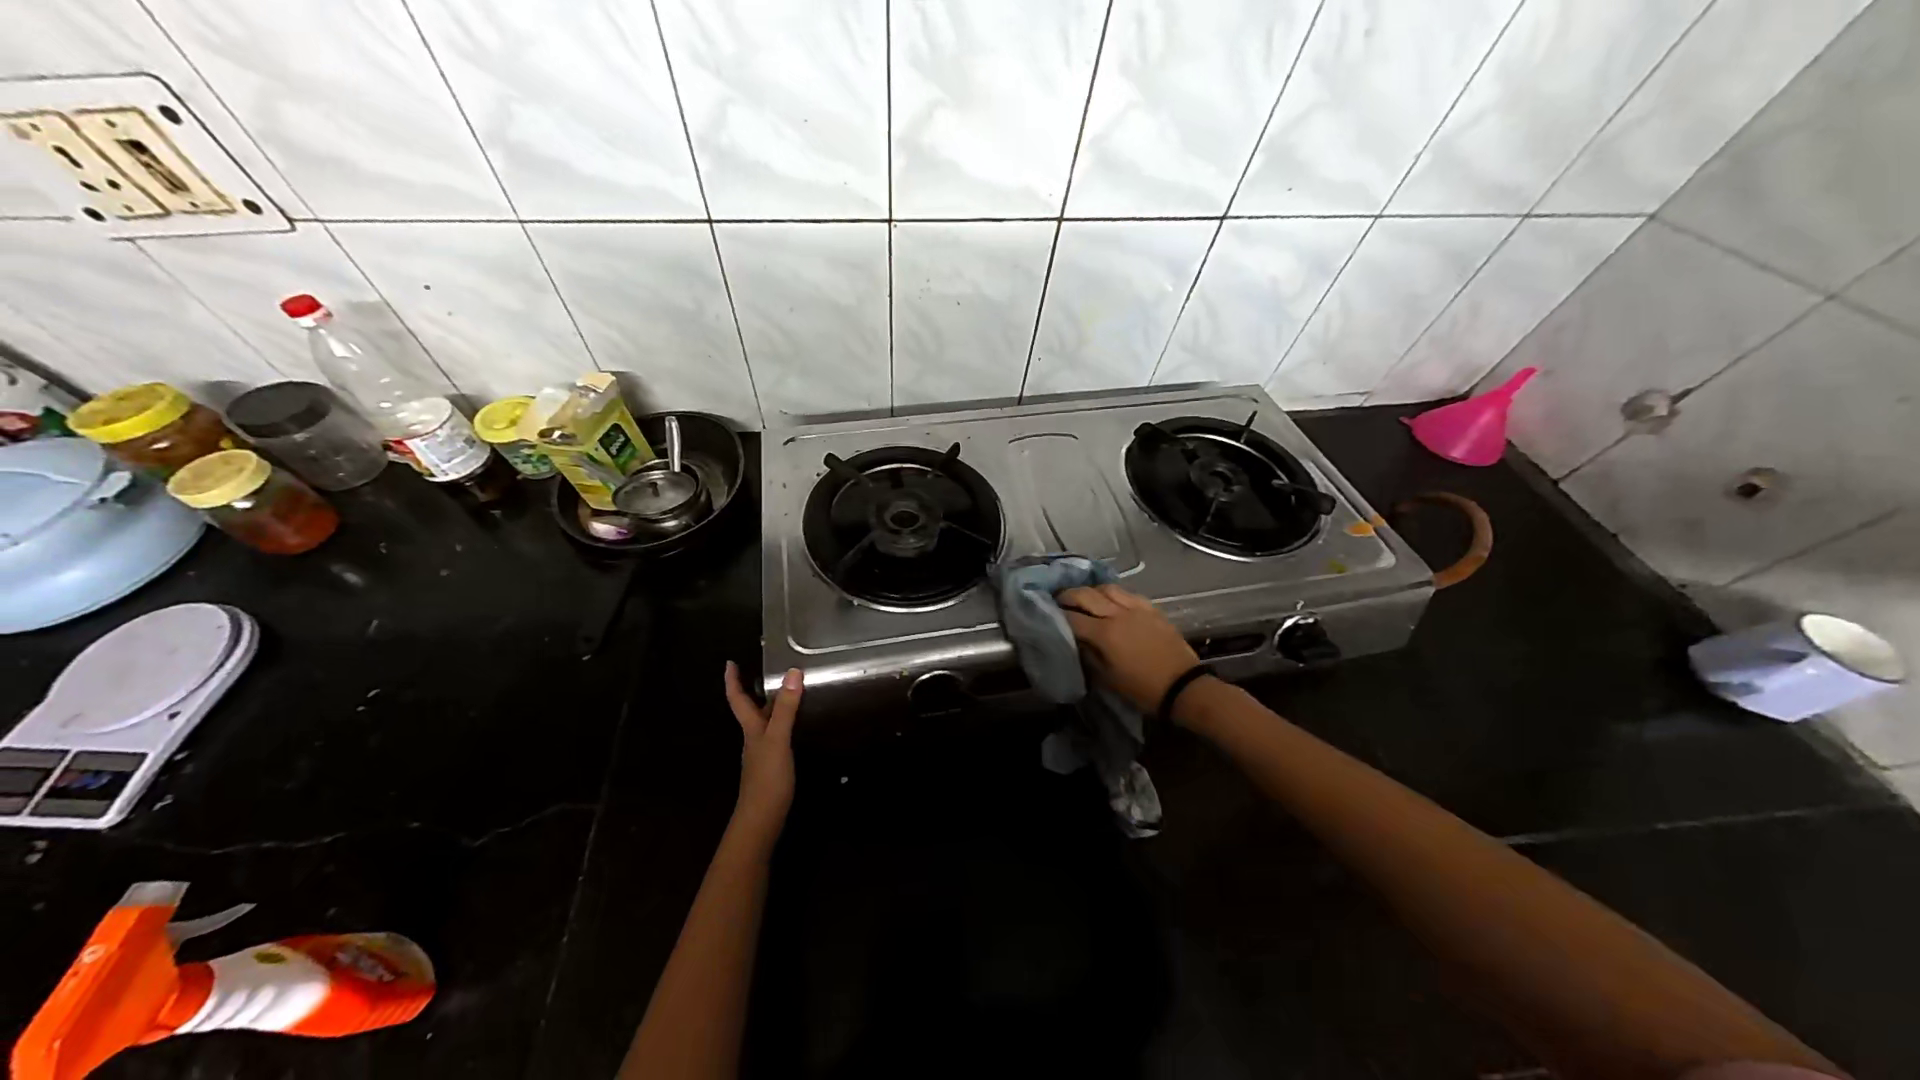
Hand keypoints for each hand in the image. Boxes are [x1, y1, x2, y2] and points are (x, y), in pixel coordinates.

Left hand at [724, 662, 801, 837]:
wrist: (762, 820)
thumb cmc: (766, 779)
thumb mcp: (778, 740)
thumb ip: (786, 709)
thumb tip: (793, 673)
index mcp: (751, 729)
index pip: (738, 700)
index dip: (732, 681)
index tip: (729, 662)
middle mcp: (754, 738)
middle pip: (752, 710)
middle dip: (755, 690)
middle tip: (767, 670)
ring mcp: (763, 754)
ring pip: (766, 723)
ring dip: (772, 707)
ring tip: (788, 691)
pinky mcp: (774, 766)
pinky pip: (777, 736)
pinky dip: (784, 725)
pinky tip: (797, 726)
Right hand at [1058, 584, 1200, 714]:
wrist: (1183, 687)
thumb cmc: (1142, 689)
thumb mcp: (1107, 679)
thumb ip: (1088, 655)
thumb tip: (1075, 641)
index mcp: (1104, 634)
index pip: (1072, 617)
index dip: (1056, 614)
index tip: (1046, 614)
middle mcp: (1118, 614)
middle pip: (1086, 595)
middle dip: (1068, 595)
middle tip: (1058, 600)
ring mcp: (1136, 608)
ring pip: (1107, 588)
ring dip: (1091, 590)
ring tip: (1084, 597)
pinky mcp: (1151, 609)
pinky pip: (1127, 593)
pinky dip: (1113, 593)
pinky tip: (1110, 599)